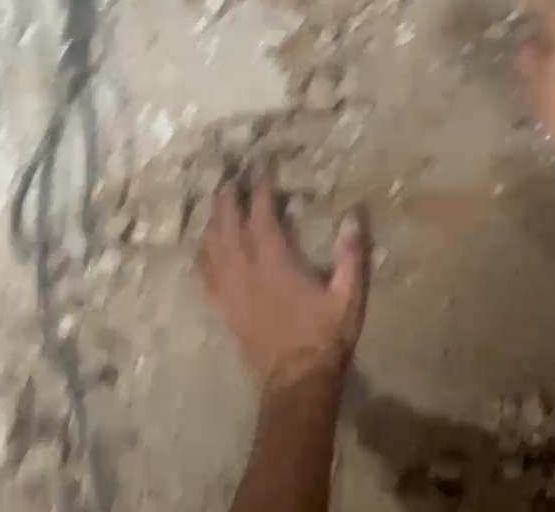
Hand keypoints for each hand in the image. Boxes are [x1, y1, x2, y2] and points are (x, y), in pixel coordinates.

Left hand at [195, 183, 369, 395]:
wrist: (296, 381)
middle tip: (227, 182)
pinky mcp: (225, 311)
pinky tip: (202, 251)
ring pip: (212, 252)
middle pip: (228, 231)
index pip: (262, 221)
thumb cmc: (326, 335)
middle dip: (226, 204)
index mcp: (276, 266)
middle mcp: (247, 275)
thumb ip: (350, 254)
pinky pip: (205, 279)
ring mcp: (231, 295)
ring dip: (211, 226)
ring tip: (213, 208)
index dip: (260, 195)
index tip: (261, 174)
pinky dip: (201, 258)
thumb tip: (352, 216)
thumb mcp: (348, 293)